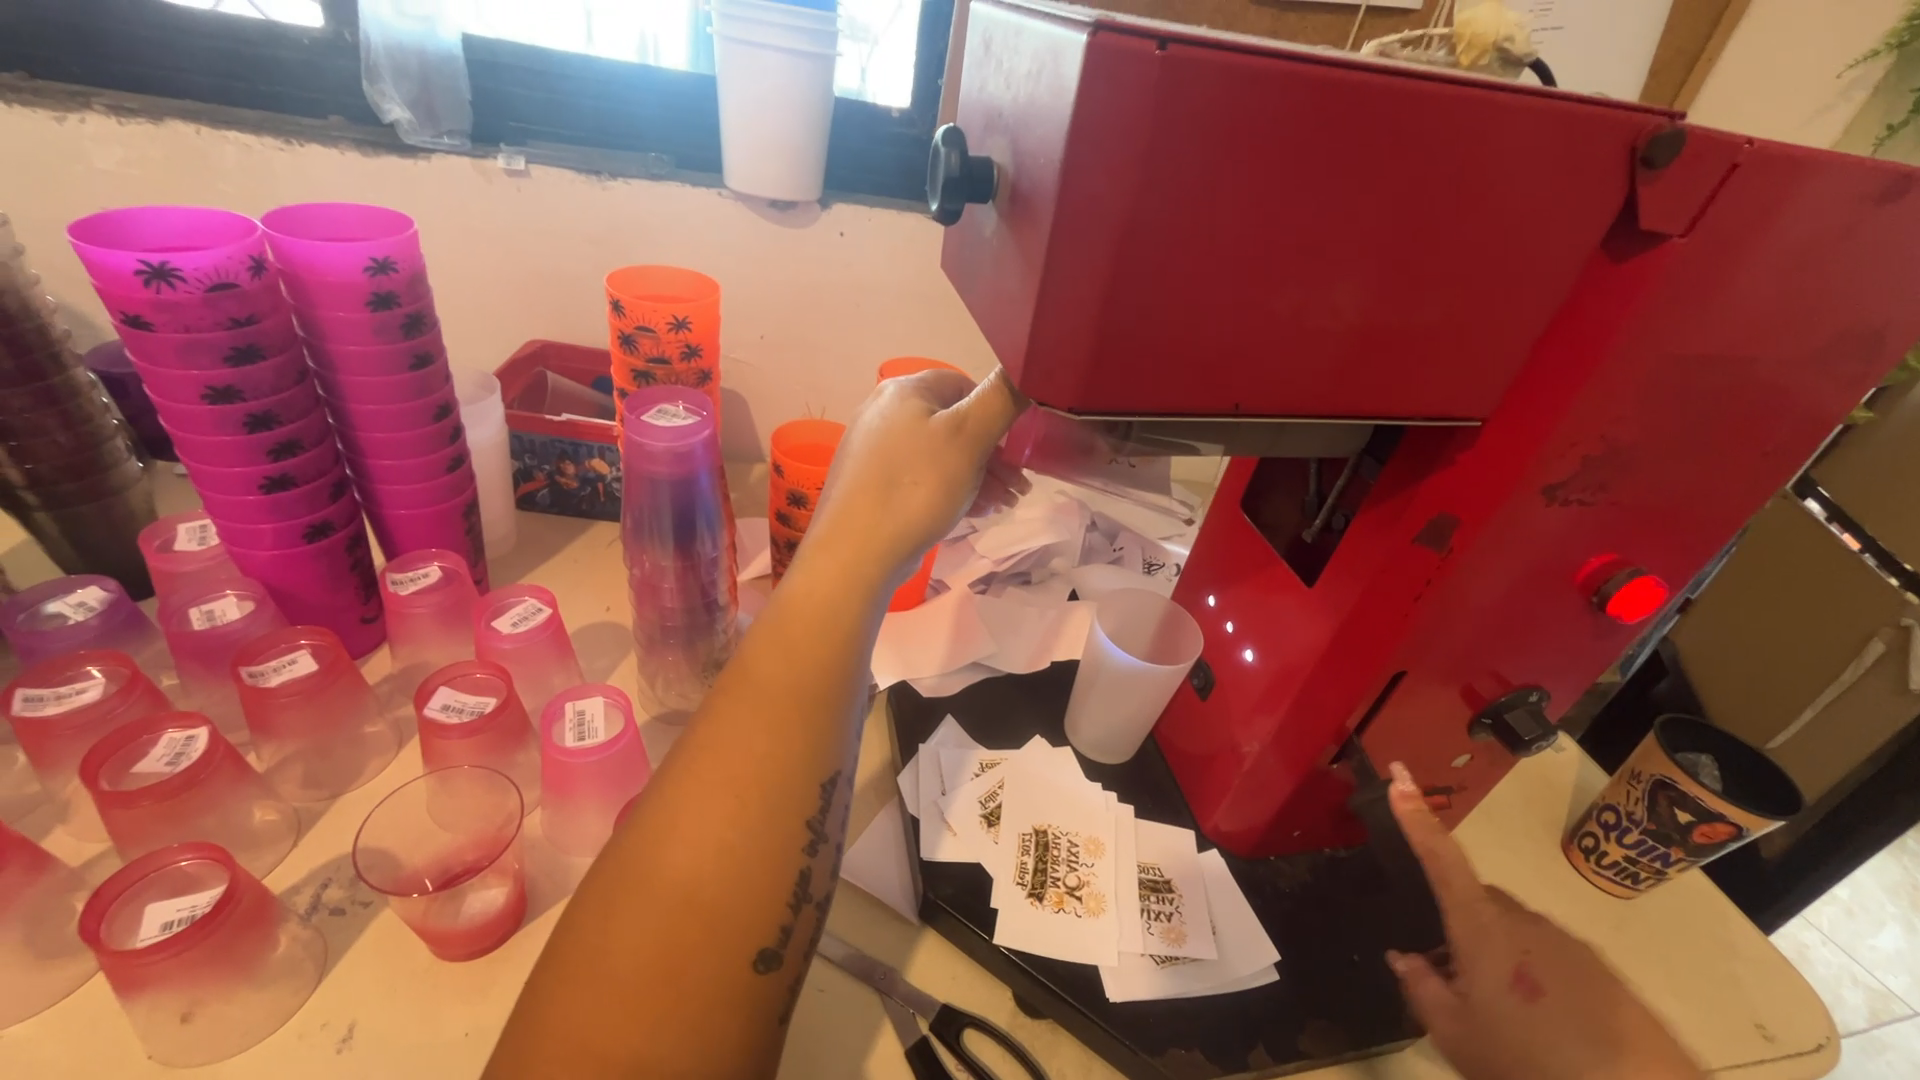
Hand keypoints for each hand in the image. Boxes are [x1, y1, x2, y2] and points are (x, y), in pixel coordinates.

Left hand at [807, 366, 1028, 587]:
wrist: (855, 552)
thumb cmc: (916, 486)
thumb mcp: (967, 436)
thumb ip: (1000, 398)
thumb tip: (1024, 366)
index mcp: (906, 390)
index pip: (965, 384)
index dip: (997, 413)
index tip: (1018, 447)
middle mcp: (886, 412)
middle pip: (954, 423)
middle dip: (993, 455)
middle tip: (1020, 486)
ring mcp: (876, 451)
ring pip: (941, 455)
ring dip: (978, 476)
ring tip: (1004, 504)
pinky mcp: (873, 486)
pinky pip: (923, 478)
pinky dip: (951, 490)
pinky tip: (974, 513)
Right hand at [1385, 762, 1704, 1079]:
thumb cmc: (1532, 1065)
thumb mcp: (1456, 1037)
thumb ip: (1422, 990)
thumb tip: (1404, 958)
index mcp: (1481, 928)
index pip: (1441, 857)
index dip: (1416, 816)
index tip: (1400, 775)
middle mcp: (1525, 922)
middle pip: (1478, 903)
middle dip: (1460, 926)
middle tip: (1454, 980)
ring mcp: (1569, 944)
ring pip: (1515, 933)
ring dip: (1500, 958)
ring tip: (1505, 1019)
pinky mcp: (1604, 974)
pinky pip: (1552, 959)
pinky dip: (1537, 979)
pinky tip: (1547, 1030)